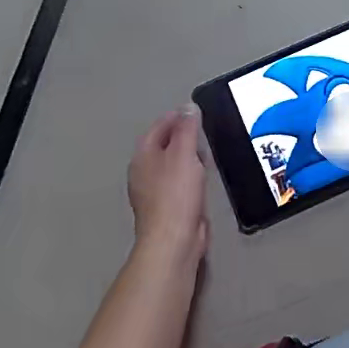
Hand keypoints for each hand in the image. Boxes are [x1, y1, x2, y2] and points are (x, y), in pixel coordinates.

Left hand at [127, 104, 209, 263]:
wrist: (174, 240)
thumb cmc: (176, 193)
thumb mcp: (184, 153)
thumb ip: (187, 129)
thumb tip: (188, 107)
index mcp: (143, 155)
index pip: (158, 127)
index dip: (176, 117)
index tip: (194, 111)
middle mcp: (143, 171)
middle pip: (162, 145)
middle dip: (181, 136)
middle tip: (202, 130)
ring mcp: (153, 191)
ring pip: (170, 165)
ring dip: (186, 156)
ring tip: (205, 152)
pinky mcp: (167, 207)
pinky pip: (178, 183)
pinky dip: (189, 175)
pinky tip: (202, 178)